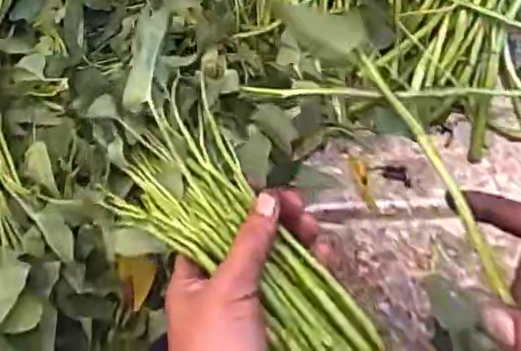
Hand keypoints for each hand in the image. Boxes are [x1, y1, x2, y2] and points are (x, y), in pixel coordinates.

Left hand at [167, 189, 326, 350]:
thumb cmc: (218, 349)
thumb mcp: (226, 290)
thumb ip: (247, 242)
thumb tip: (265, 197)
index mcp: (195, 276)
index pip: (213, 225)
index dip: (237, 204)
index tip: (264, 187)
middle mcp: (224, 287)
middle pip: (251, 240)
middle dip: (276, 220)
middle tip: (298, 206)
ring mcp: (257, 307)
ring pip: (279, 261)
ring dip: (298, 240)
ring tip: (314, 228)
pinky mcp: (286, 326)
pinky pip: (300, 289)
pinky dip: (313, 270)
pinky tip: (325, 256)